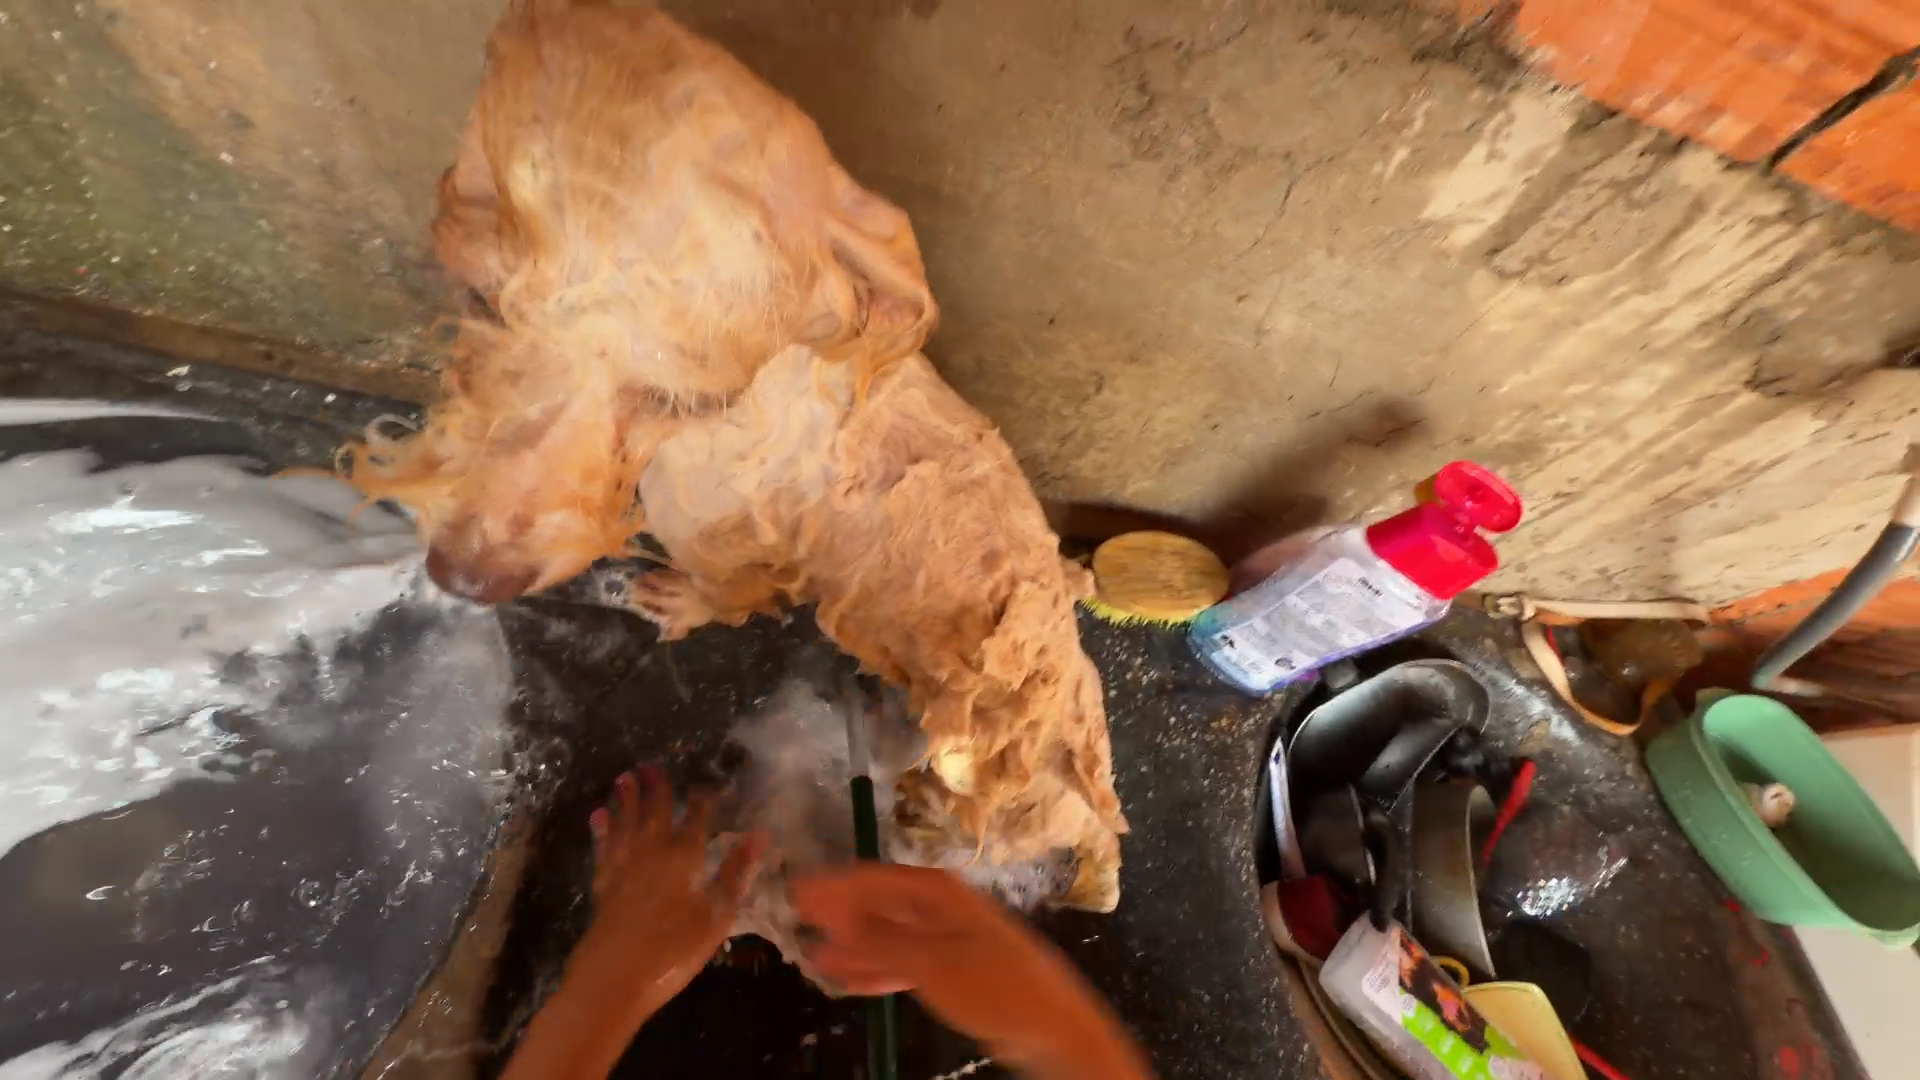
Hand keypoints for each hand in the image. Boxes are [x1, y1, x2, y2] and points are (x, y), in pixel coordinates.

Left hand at [577, 766, 765, 1016]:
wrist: (613, 981)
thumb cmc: (673, 949)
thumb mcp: (717, 914)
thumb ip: (736, 872)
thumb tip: (759, 834)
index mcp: (684, 856)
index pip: (697, 818)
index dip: (702, 799)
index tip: (706, 783)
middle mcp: (653, 852)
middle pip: (656, 812)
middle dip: (657, 788)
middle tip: (652, 764)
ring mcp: (624, 868)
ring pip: (626, 823)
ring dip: (626, 800)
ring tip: (624, 777)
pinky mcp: (603, 886)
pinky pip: (603, 848)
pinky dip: (601, 830)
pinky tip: (598, 817)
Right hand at [792, 864, 1153, 1079]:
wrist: (1051, 1024)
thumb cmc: (994, 983)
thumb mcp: (933, 963)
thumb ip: (881, 942)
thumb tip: (833, 922)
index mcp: (936, 892)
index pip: (873, 880)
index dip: (835, 885)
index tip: (797, 891)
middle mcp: (938, 906)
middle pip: (879, 904)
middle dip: (840, 912)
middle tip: (797, 917)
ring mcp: (944, 937)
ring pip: (888, 935)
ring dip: (854, 944)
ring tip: (814, 952)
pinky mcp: (949, 967)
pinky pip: (902, 961)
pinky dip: (876, 969)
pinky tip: (850, 979)